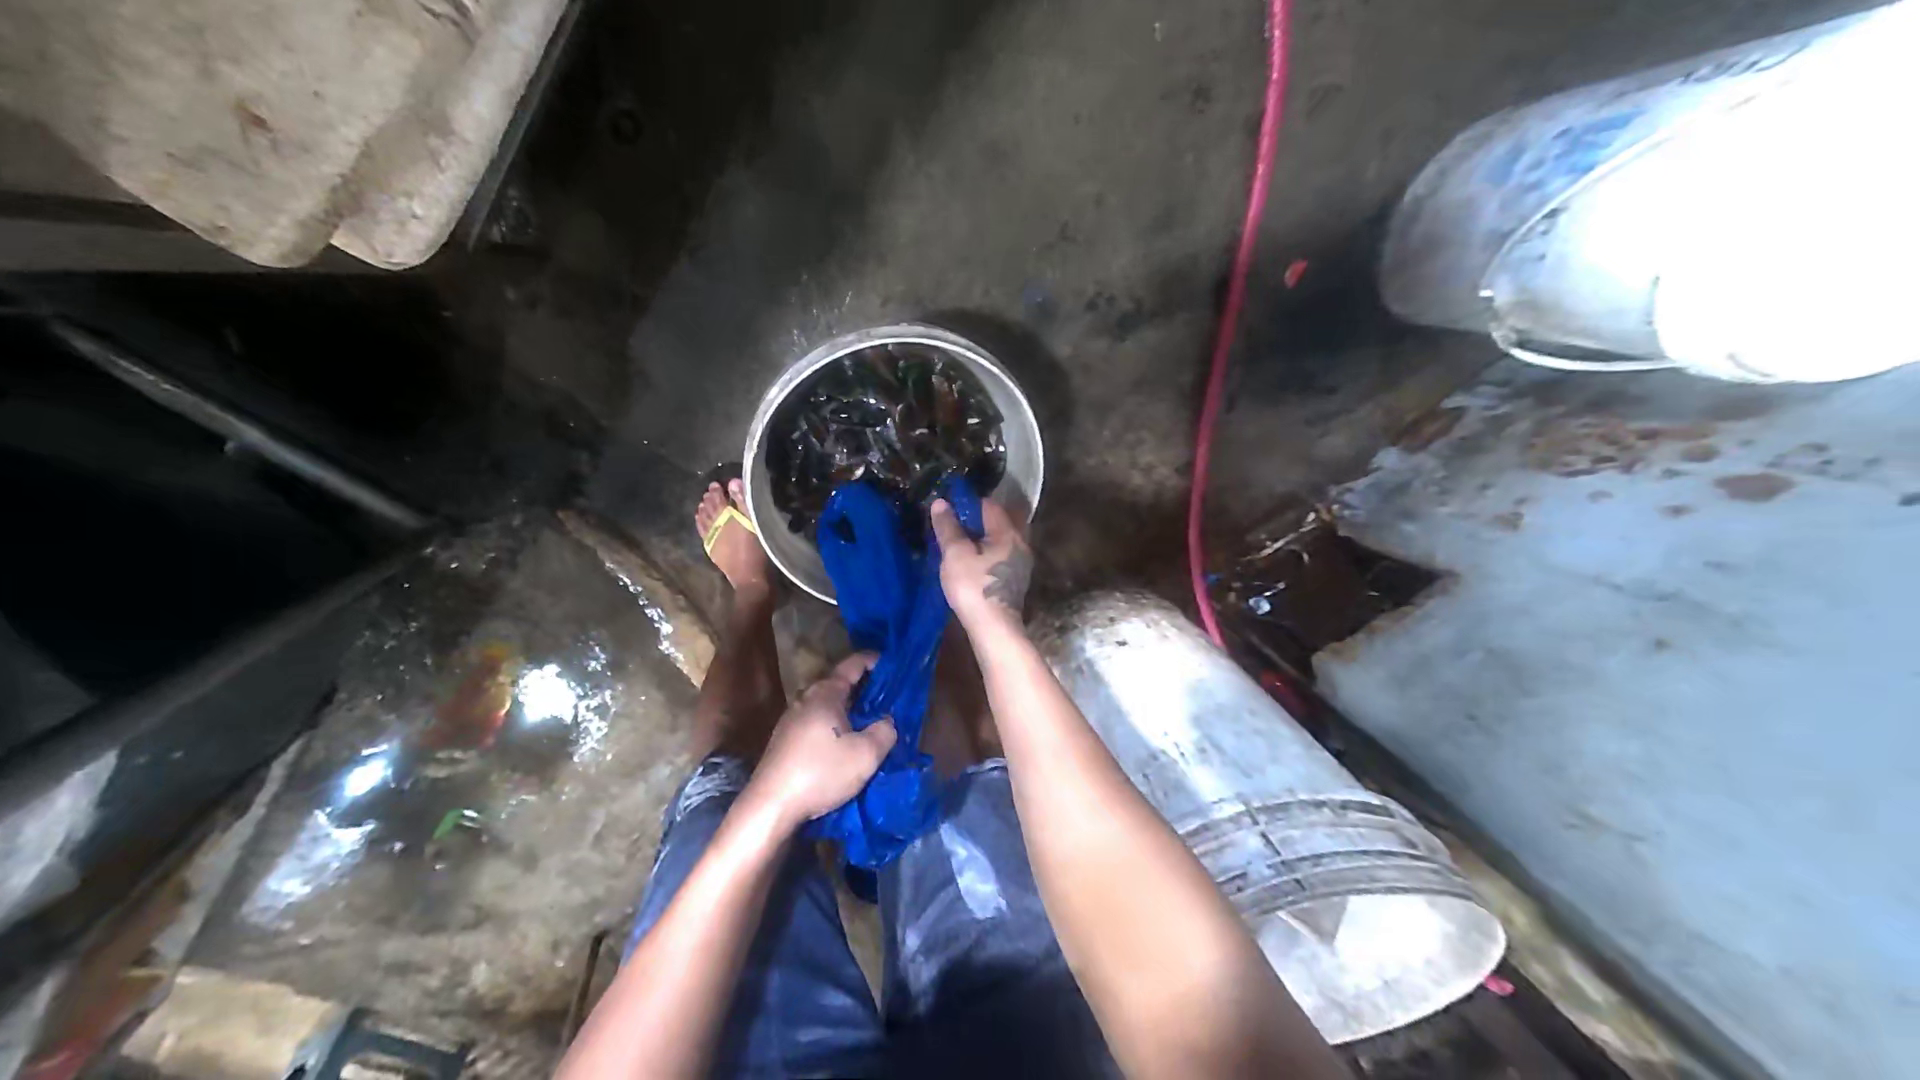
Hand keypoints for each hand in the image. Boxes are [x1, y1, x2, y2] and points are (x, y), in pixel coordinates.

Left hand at [740, 653, 897, 830]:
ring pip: (827, 707)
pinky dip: (834, 727)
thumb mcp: (866, 754)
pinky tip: (844, 747)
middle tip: (887, 699)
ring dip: (848, 712)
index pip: (852, 665)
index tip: (891, 664)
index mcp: (825, 694)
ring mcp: (791, 721)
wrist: (770, 807)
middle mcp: (805, 700)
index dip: (873, 661)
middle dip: (863, 689)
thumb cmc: (821, 772)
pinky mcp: (784, 742)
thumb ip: (885, 732)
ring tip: (869, 725)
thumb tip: (887, 721)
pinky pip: (817, 725)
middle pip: (838, 686)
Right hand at [930, 498, 1031, 631]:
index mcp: (1008, 533)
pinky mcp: (1016, 581)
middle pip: (998, 522)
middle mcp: (1020, 544)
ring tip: (957, 545)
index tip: (948, 508)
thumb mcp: (955, 554)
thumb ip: (948, 527)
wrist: (994, 628)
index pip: (989, 505)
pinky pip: (1000, 557)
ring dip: (980, 539)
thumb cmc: (973, 587)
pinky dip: (986, 554)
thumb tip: (940, 502)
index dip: (968, 503)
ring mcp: (1021, 564)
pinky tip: (970, 563)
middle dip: (975, 521)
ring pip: (999, 541)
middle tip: (951, 526)